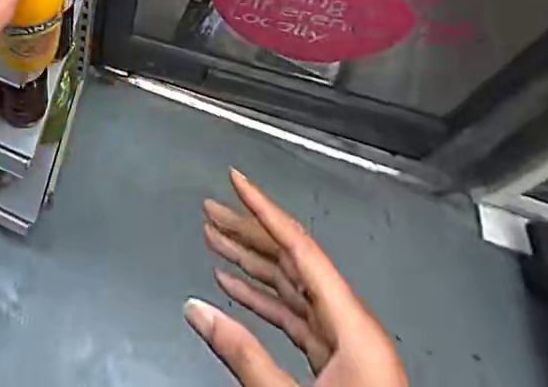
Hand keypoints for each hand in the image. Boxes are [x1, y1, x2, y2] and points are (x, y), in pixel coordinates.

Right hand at [184, 169, 408, 386]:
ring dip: (250, 264)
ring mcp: (347, 348)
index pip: (300, 247)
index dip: (263, 209)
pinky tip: (233, 288)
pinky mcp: (338, 367)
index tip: (236, 180)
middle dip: (248, 233)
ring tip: (212, 240)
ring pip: (291, 289)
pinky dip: (262, 300)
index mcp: (353, 325)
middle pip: (293, 263)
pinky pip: (294, 318)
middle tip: (209, 209)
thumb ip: (244, 354)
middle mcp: (353, 327)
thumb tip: (194, 308)